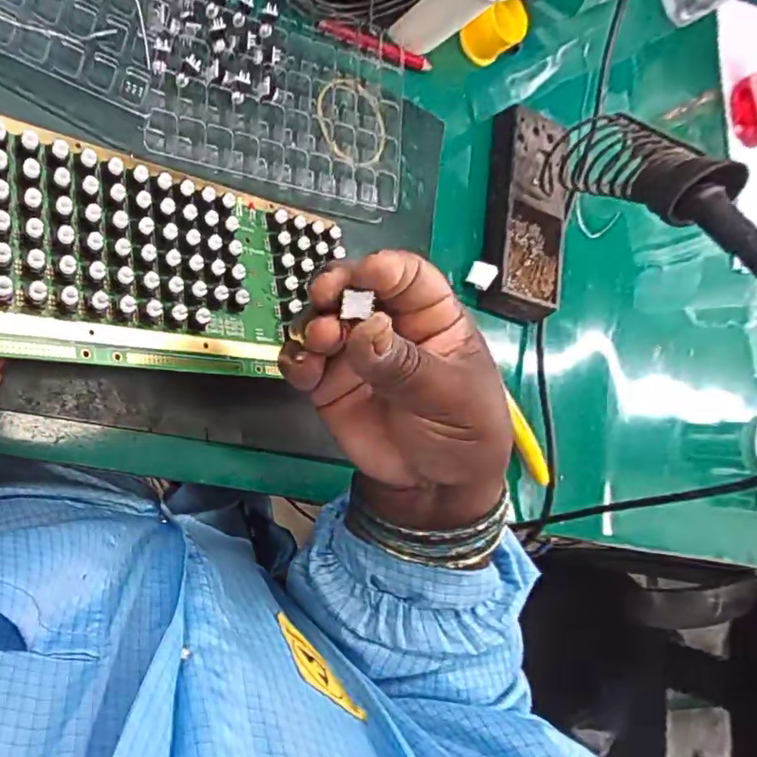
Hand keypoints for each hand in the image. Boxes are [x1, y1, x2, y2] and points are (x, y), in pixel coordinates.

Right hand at [278, 250, 510, 530]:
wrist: (430, 485)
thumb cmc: (463, 434)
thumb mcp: (451, 398)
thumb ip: (407, 366)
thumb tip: (368, 330)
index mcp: (431, 319)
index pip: (407, 278)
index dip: (384, 270)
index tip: (365, 275)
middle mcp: (385, 328)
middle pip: (352, 291)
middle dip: (335, 288)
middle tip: (325, 297)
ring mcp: (350, 354)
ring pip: (319, 322)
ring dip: (312, 325)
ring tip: (320, 343)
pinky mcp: (324, 382)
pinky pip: (299, 361)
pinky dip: (294, 359)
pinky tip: (304, 371)